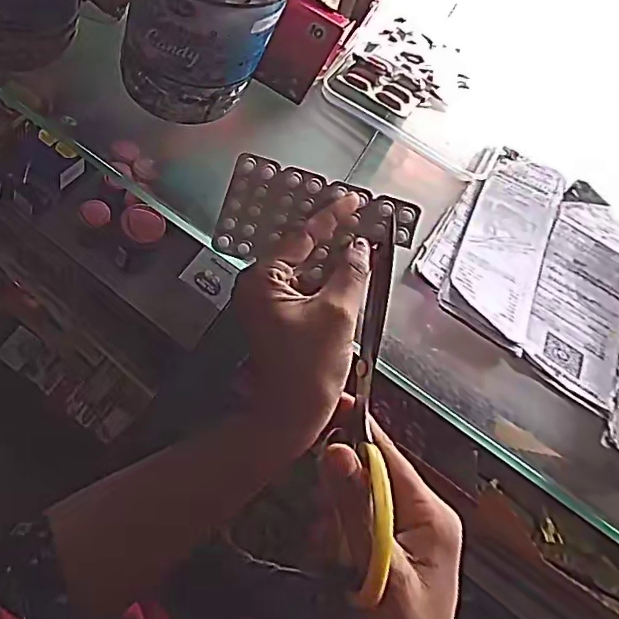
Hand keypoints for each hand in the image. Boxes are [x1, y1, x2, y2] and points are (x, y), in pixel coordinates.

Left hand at [231, 194, 368, 446]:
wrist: (290, 417)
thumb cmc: (308, 371)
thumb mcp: (338, 315)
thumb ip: (351, 273)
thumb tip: (360, 247)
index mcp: (262, 280)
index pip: (300, 237)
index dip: (331, 217)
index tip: (353, 201)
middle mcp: (257, 286)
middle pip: (300, 250)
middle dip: (331, 235)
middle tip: (360, 218)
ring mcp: (265, 301)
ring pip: (304, 269)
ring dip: (331, 258)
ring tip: (359, 242)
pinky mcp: (277, 316)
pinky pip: (304, 287)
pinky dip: (326, 279)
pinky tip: (348, 272)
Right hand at [321, 417, 462, 618]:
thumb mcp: (377, 570)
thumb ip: (354, 509)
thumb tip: (337, 450)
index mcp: (431, 513)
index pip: (387, 452)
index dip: (354, 429)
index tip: (324, 407)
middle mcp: (420, 512)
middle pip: (367, 471)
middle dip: (338, 493)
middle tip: (326, 525)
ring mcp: (404, 527)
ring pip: (353, 493)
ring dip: (332, 518)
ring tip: (331, 553)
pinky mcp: (386, 542)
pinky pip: (351, 516)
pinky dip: (334, 532)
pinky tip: (332, 558)